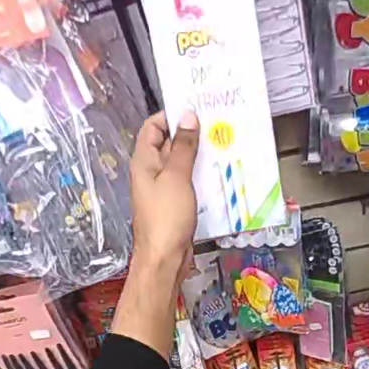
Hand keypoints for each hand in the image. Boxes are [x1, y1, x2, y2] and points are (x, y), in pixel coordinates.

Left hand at [111, 112, 198, 356]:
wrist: (164, 259)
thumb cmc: (165, 218)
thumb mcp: (177, 177)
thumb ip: (184, 147)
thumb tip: (188, 117)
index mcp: (144, 161)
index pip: (153, 127)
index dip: (171, 115)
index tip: (196, 109)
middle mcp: (151, 173)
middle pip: (170, 144)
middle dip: (191, 135)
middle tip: (217, 125)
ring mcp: (163, 189)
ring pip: (182, 165)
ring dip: (200, 157)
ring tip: (224, 146)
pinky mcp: (176, 204)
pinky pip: (188, 183)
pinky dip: (202, 177)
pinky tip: (220, 173)